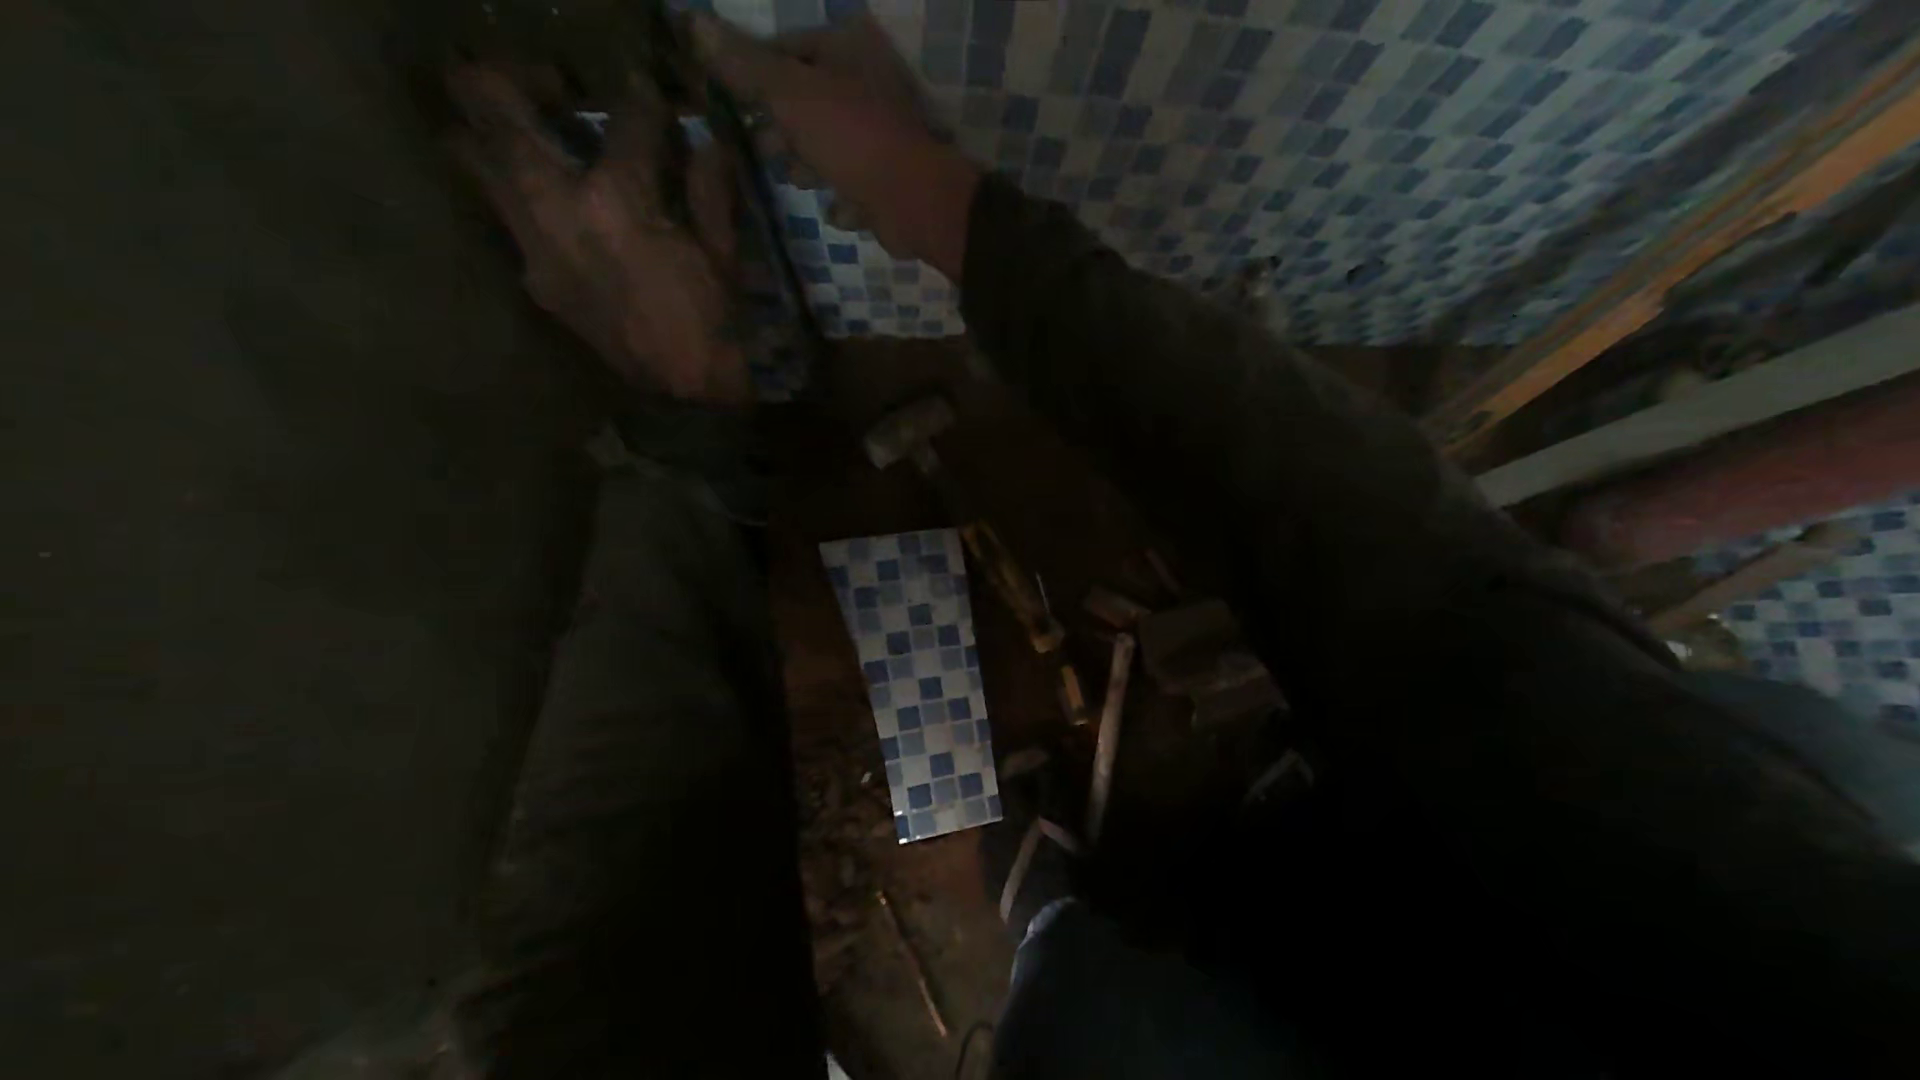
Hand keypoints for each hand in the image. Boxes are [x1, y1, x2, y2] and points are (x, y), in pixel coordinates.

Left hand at [445, 63, 751, 406]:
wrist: (688, 396)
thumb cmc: (717, 323)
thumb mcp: (723, 255)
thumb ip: (708, 191)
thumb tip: (706, 142)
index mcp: (618, 201)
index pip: (623, 122)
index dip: (642, 100)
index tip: (649, 93)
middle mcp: (556, 210)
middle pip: (493, 108)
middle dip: (516, 81)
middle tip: (551, 91)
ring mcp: (533, 246)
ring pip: (474, 158)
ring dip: (497, 135)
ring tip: (537, 143)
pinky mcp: (533, 278)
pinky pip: (506, 218)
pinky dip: (522, 198)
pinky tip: (559, 213)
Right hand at [690, 13, 981, 281]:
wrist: (911, 201)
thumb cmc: (850, 137)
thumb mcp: (790, 93)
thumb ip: (744, 64)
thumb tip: (693, 22)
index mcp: (847, 53)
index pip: (786, 51)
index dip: (754, 76)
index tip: (730, 102)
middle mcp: (866, 88)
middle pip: (805, 104)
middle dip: (782, 130)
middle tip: (767, 149)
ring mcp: (879, 138)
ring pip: (827, 149)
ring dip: (809, 168)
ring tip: (802, 178)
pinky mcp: (886, 183)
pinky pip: (852, 189)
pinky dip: (844, 200)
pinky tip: (842, 206)